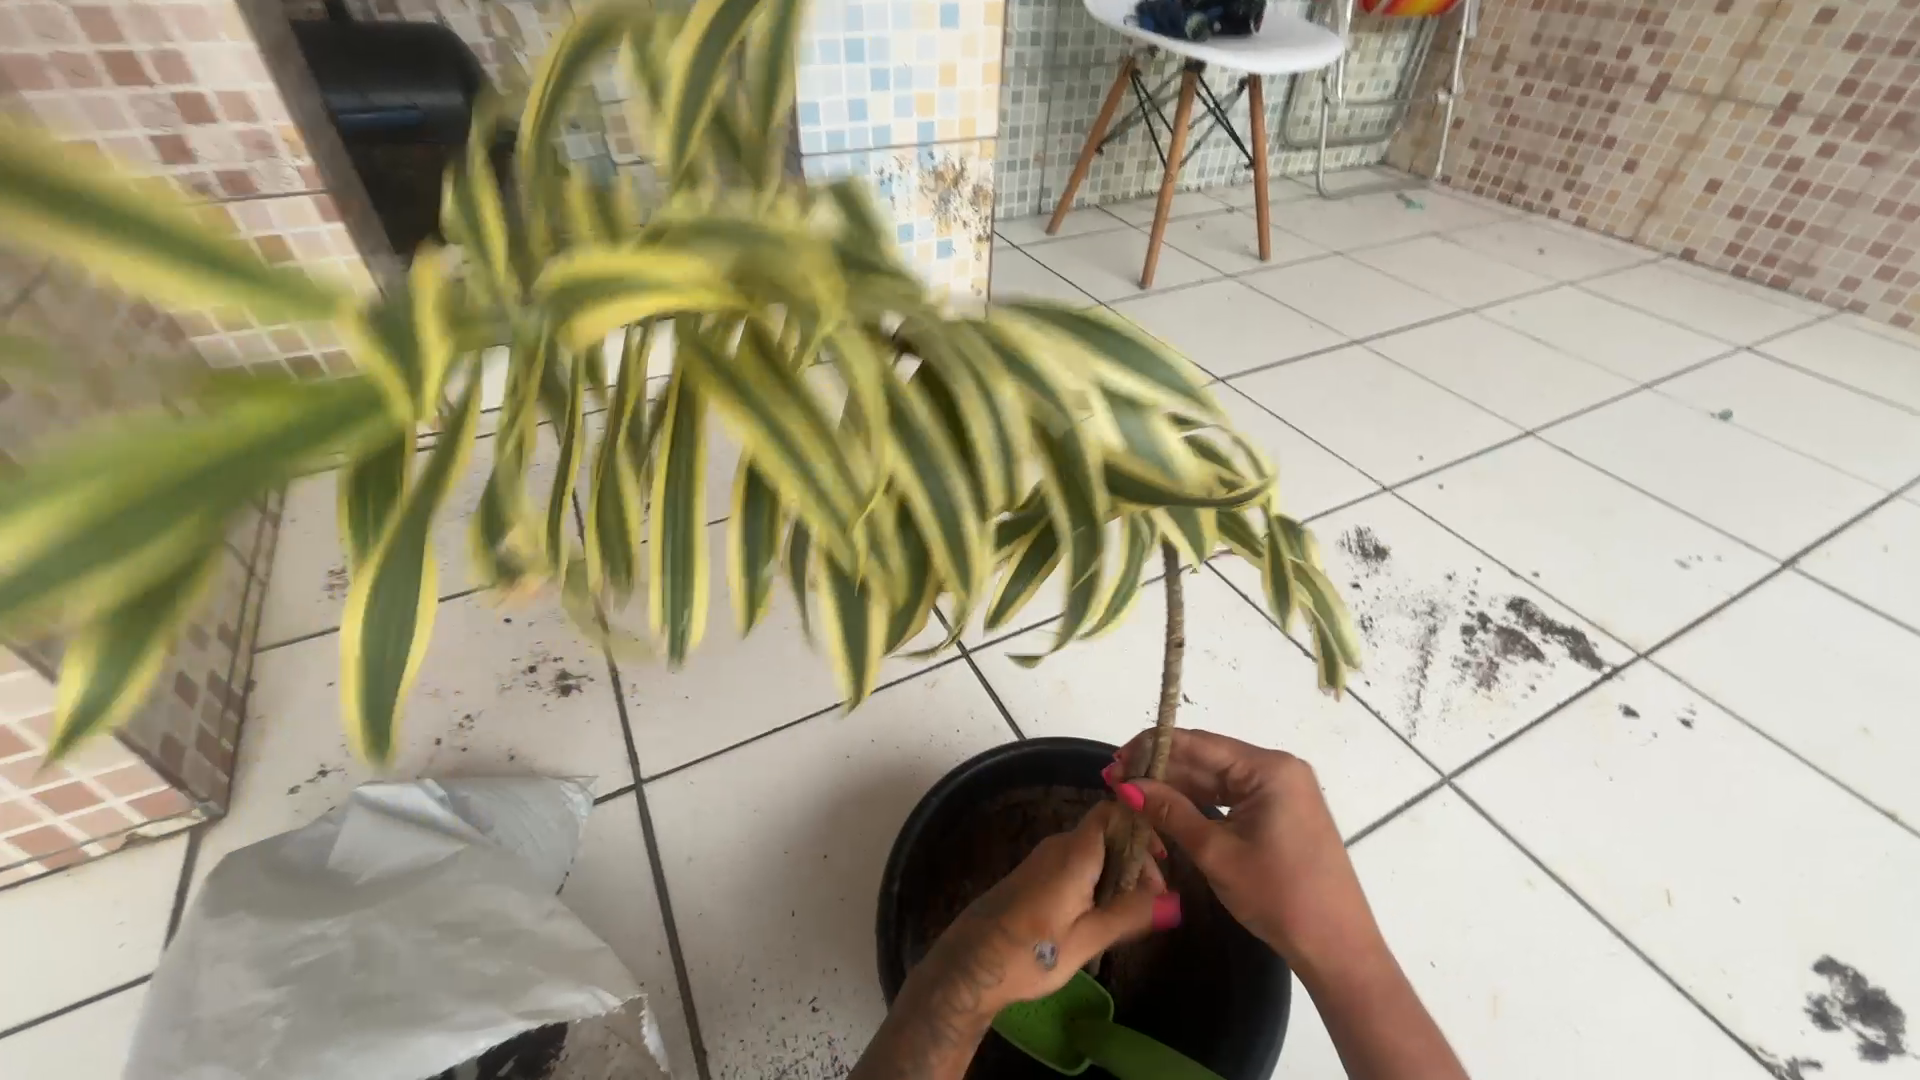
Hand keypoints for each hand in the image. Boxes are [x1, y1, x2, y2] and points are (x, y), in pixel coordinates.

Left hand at [924, 801, 1178, 1016]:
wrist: (970, 965)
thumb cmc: (1029, 954)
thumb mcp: (1086, 939)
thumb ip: (1129, 915)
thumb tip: (1175, 900)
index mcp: (1074, 852)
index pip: (1113, 812)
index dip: (1142, 827)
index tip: (1163, 861)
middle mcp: (1059, 846)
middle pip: (1107, 832)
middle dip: (1136, 858)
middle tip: (1154, 900)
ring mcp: (1044, 859)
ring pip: (1093, 850)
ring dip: (1118, 872)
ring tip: (1135, 912)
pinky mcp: (1036, 876)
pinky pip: (1077, 864)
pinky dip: (1098, 880)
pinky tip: (1105, 914)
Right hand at [1113, 728, 1381, 978]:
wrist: (1338, 949)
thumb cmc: (1279, 896)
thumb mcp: (1216, 852)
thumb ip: (1170, 811)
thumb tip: (1125, 785)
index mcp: (1269, 768)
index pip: (1198, 743)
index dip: (1151, 750)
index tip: (1115, 763)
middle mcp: (1278, 769)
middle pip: (1206, 758)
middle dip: (1160, 769)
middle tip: (1115, 782)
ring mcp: (1281, 791)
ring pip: (1216, 778)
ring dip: (1176, 786)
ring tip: (1131, 794)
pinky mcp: (1280, 813)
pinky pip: (1231, 796)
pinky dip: (1199, 802)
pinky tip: (1166, 807)